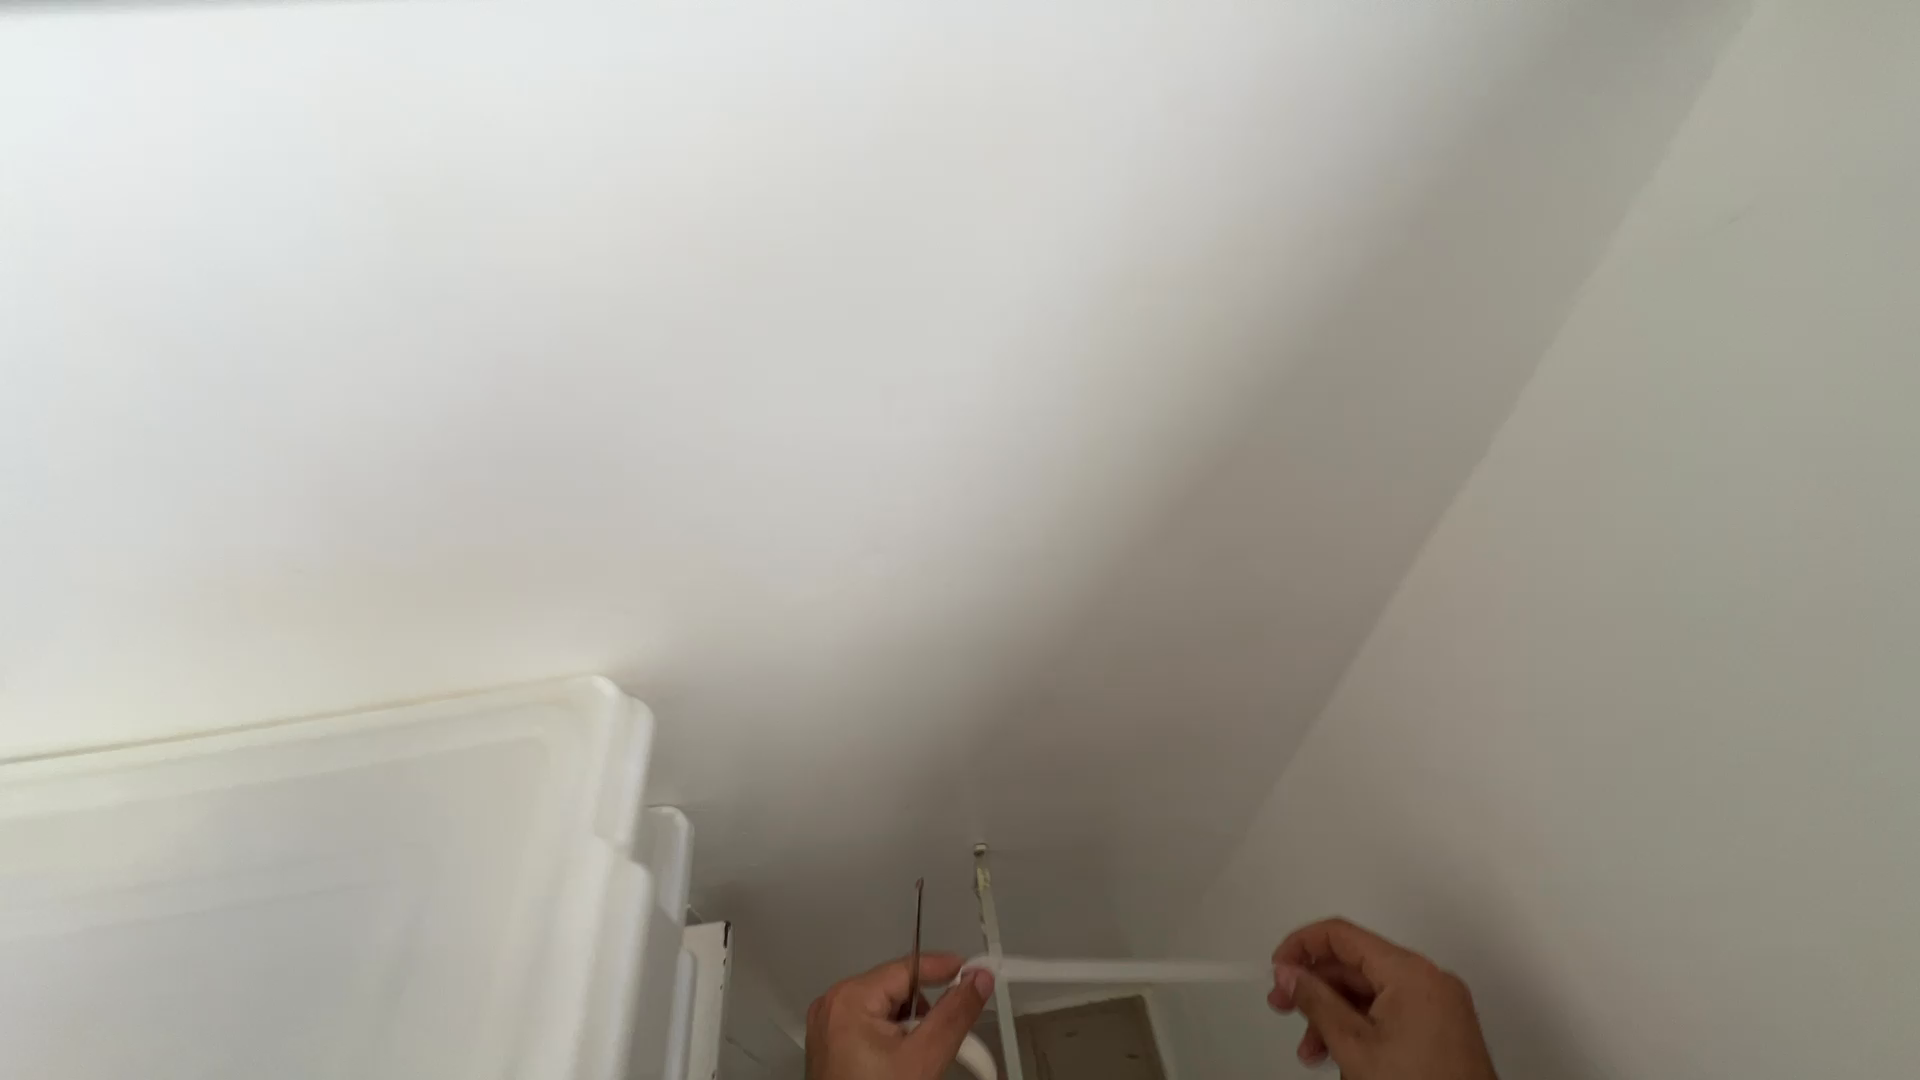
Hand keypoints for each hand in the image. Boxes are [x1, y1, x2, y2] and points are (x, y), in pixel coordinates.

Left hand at [805, 952, 994, 1079]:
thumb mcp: (924, 1058)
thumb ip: (955, 1014)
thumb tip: (979, 978)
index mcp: (850, 997)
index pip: (907, 968)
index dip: (943, 967)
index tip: (972, 968)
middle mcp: (832, 1003)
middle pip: (894, 987)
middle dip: (923, 1007)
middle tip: (942, 1032)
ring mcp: (827, 1025)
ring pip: (883, 1006)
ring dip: (907, 1023)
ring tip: (917, 1057)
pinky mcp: (828, 1044)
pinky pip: (868, 1023)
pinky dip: (890, 1035)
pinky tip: (898, 1062)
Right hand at [1269, 918, 1496, 1079]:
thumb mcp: (1353, 1045)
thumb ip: (1314, 1000)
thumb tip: (1286, 972)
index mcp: (1410, 972)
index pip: (1341, 935)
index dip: (1301, 946)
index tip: (1277, 970)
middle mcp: (1429, 980)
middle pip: (1353, 965)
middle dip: (1315, 989)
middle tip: (1282, 1008)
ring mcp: (1439, 1006)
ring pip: (1368, 993)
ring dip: (1333, 1014)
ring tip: (1311, 1050)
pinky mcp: (1443, 1030)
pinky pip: (1389, 1012)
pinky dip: (1360, 1027)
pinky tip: (1340, 1055)